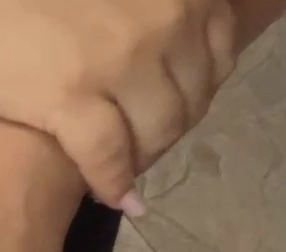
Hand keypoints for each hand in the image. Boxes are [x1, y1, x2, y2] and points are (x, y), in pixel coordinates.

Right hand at [0, 0, 236, 206]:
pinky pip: (105, 154)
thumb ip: (145, 10)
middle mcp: (166, 25)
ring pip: (154, 132)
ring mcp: (120, 65)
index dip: (194, 99)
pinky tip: (111, 198)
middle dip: (166, 137)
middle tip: (139, 157)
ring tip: (123, 179)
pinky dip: (112, 182)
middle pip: (187, 101)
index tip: (165, 119)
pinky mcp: (69, 101)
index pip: (215, 58)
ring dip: (142, 162)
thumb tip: (153, 45)